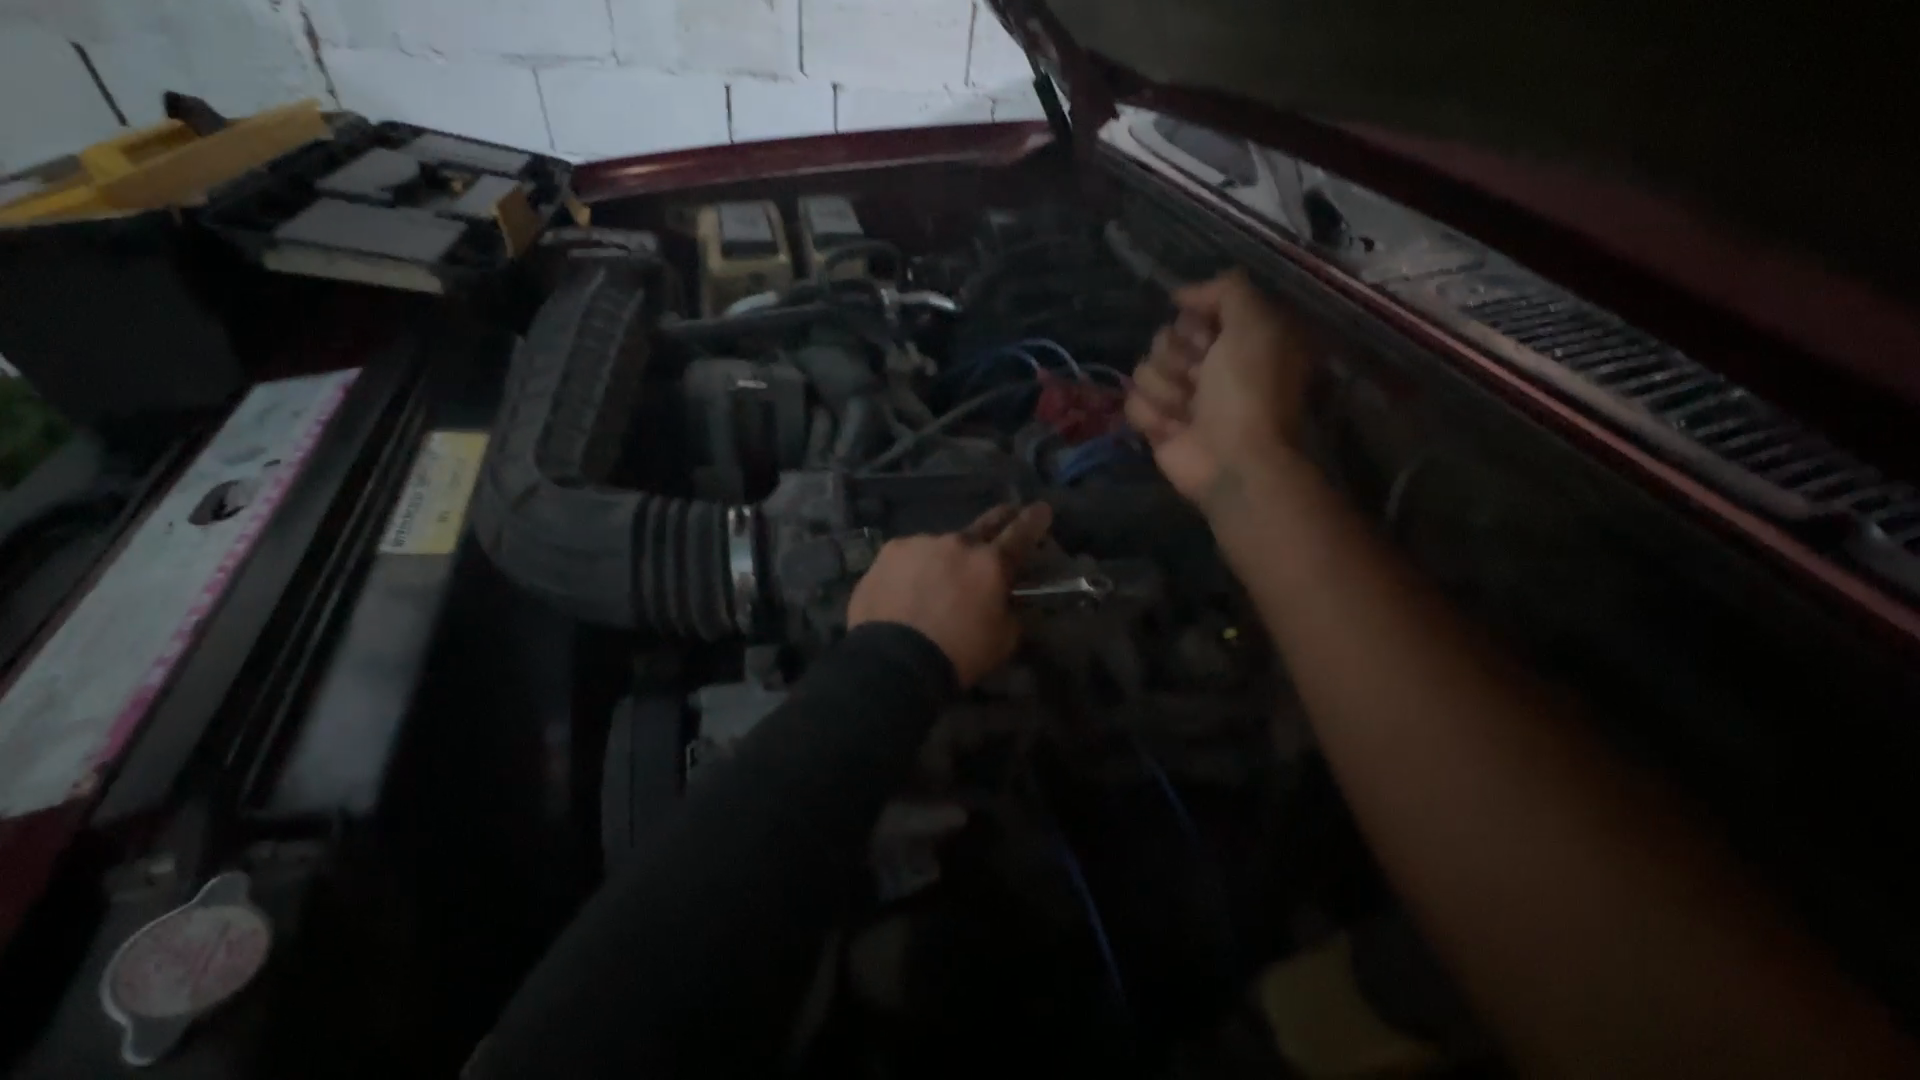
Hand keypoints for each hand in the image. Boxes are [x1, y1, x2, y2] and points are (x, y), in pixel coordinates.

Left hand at [848, 503, 1052, 686]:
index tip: (1041, 508)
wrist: (894, 661)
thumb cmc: (958, 654)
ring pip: (941, 545)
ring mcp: (921, 543)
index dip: (1035, 520)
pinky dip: (914, 568)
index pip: (1022, 533)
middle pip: (984, 525)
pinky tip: (906, 588)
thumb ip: (1010, 611)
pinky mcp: (889, 552)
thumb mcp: (1003, 640)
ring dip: (946, 557)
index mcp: (991, 563)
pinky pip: (910, 556)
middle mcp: (958, 543)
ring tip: (936, 583)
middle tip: (1006, 517)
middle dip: (1000, 520)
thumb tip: (1006, 600)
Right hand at [1125, 270, 1314, 509]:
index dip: (1196, 323)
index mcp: (1236, 339)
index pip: (1192, 311)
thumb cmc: (1250, 390)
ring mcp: (1181, 396)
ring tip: (1191, 410)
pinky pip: (1133, 402)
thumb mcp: (1256, 323)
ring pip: (1144, 369)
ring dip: (1168, 390)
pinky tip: (1176, 429)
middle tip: (1202, 379)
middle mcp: (1209, 365)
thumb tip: (1181, 295)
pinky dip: (1154, 416)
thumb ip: (1225, 289)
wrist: (1235, 459)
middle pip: (1163, 338)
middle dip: (1179, 358)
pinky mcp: (1158, 425)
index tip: (1210, 340)